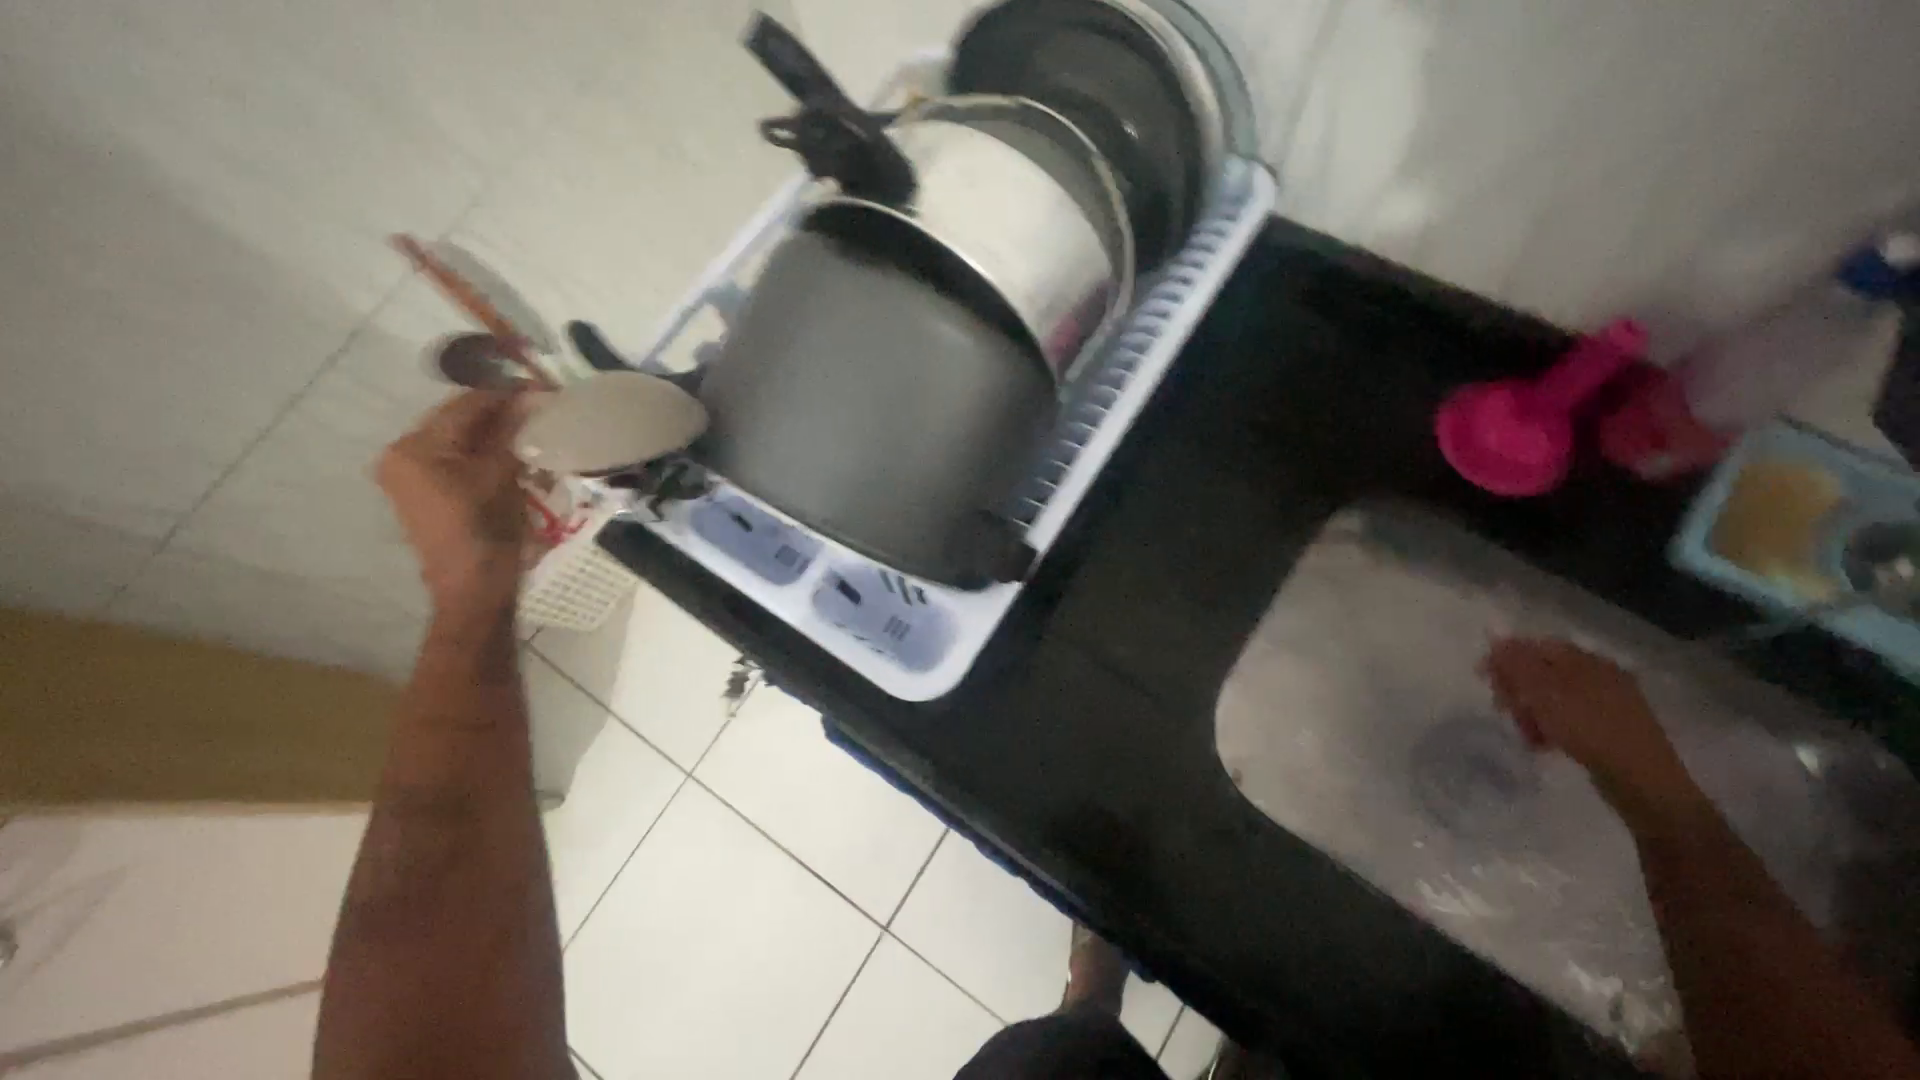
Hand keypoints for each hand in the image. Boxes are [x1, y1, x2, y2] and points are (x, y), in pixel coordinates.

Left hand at [378, 388, 530, 609]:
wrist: (473, 589)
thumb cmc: (487, 532)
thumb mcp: (503, 476)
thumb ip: (511, 431)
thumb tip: (529, 394)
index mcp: (415, 448)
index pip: (463, 406)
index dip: (502, 393)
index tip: (537, 384)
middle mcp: (399, 454)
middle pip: (455, 420)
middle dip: (496, 412)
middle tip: (535, 405)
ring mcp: (405, 474)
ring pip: (455, 438)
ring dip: (490, 432)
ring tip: (527, 427)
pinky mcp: (419, 491)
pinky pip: (451, 457)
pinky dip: (479, 451)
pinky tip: (508, 451)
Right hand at [1482, 637, 1696, 813]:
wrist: (1642, 781)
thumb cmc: (1590, 730)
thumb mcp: (1545, 693)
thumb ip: (1518, 665)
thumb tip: (1497, 638)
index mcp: (1586, 661)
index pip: (1536, 646)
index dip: (1506, 658)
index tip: (1483, 678)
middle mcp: (1599, 675)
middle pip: (1542, 671)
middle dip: (1517, 689)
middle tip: (1503, 710)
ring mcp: (1608, 702)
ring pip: (1553, 697)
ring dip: (1531, 712)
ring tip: (1526, 734)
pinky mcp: (1610, 728)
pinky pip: (1569, 718)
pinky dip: (1551, 727)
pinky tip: (1544, 744)